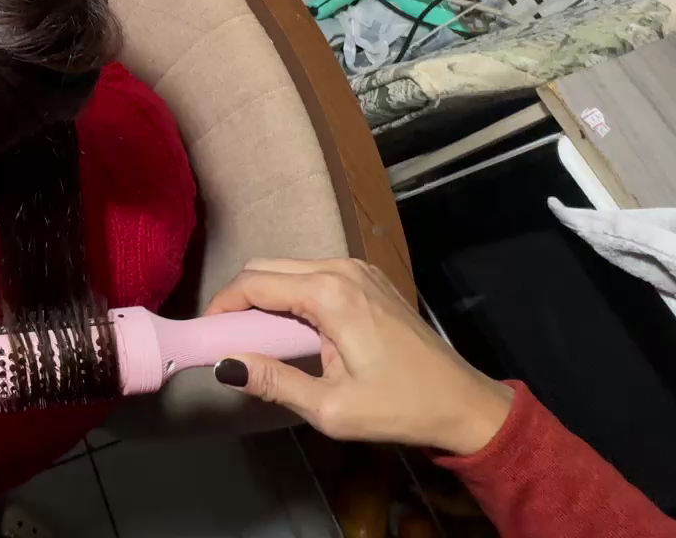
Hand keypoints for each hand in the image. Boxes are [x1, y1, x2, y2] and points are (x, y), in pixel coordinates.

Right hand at [205, 258, 513, 455]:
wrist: (467, 405)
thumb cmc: (400, 409)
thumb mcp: (331, 409)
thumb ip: (274, 382)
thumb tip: (224, 365)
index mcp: (328, 294)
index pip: (254, 283)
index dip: (222, 304)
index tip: (208, 332)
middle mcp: (339, 267)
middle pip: (265, 266)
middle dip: (240, 296)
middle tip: (230, 335)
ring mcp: (355, 267)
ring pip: (287, 266)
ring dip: (265, 293)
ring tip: (260, 333)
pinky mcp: (366, 274)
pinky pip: (311, 271)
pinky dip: (291, 291)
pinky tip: (295, 324)